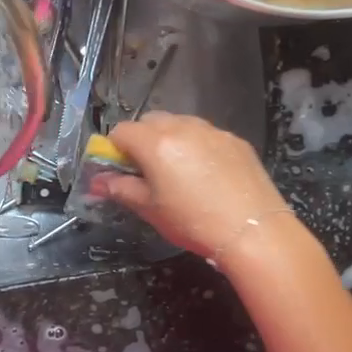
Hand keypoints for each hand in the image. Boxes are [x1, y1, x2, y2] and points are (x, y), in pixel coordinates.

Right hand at [103, 112, 296, 260]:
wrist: (253, 231)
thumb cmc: (192, 222)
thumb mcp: (149, 209)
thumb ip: (120, 189)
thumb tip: (97, 181)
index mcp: (156, 143)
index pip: (121, 131)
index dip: (114, 149)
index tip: (119, 170)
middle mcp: (183, 128)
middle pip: (150, 120)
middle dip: (141, 139)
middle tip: (145, 170)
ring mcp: (213, 131)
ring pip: (180, 123)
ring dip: (168, 139)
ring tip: (176, 171)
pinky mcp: (235, 140)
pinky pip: (205, 134)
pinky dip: (195, 146)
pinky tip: (204, 174)